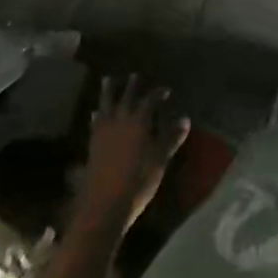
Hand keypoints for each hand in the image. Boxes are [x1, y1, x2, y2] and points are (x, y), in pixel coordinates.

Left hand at [78, 75, 189, 229]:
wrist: (105, 202)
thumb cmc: (138, 181)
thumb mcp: (160, 160)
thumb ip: (171, 138)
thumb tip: (185, 119)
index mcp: (139, 120)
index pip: (150, 100)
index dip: (158, 93)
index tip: (165, 90)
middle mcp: (121, 118)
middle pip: (127, 95)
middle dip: (132, 84)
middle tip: (136, 75)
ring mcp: (104, 128)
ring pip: (106, 101)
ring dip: (109, 89)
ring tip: (109, 79)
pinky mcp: (93, 140)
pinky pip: (96, 119)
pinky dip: (99, 112)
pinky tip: (96, 112)